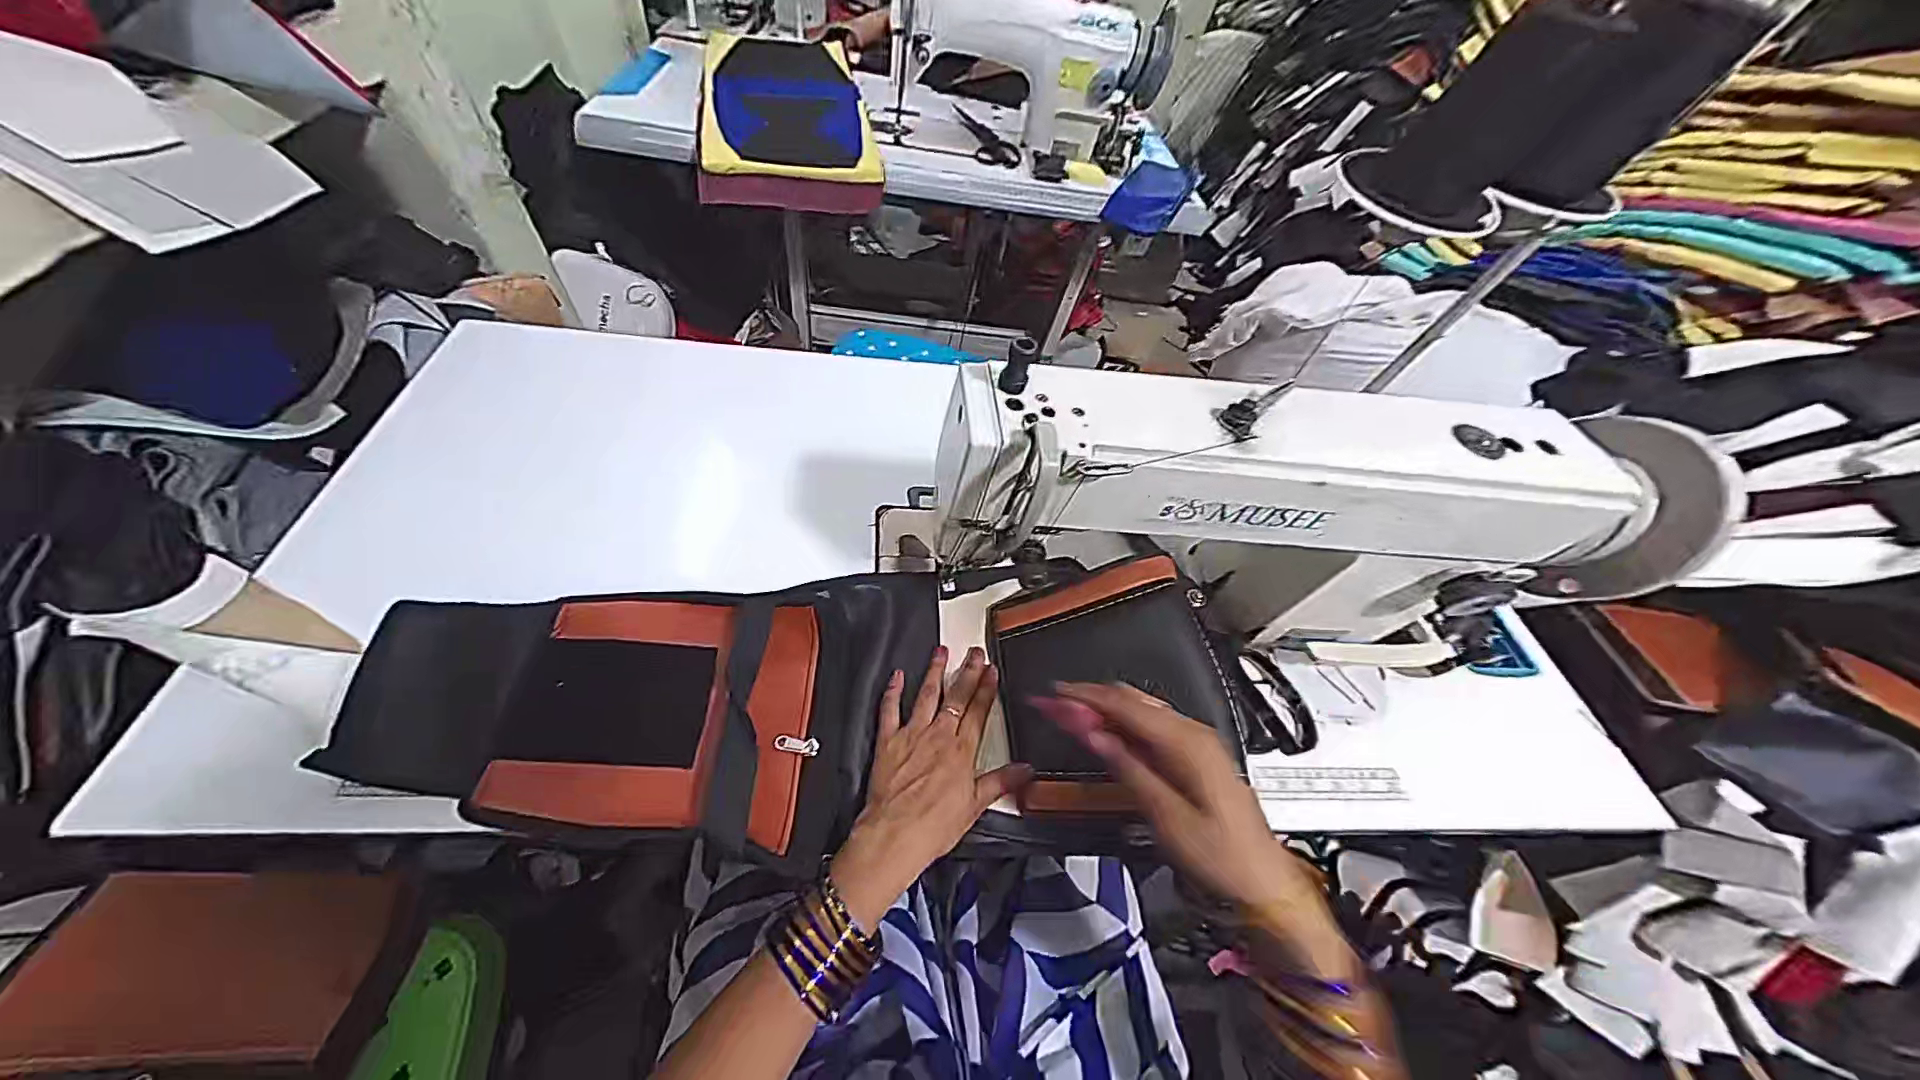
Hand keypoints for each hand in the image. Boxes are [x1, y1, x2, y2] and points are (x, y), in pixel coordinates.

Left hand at [833, 647, 1031, 927]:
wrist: (895, 834)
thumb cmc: (933, 826)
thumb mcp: (975, 805)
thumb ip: (1001, 782)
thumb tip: (1024, 771)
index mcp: (961, 751)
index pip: (979, 711)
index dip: (987, 688)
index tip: (991, 670)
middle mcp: (938, 737)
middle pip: (957, 696)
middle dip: (968, 672)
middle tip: (974, 653)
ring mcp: (912, 735)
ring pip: (927, 695)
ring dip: (935, 671)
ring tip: (941, 653)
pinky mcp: (888, 741)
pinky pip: (890, 710)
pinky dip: (893, 691)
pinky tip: (896, 676)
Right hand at [1036, 683, 1352, 975]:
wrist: (1264, 883)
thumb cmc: (1224, 857)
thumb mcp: (1166, 816)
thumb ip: (1128, 768)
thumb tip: (1095, 736)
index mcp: (1187, 742)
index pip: (1123, 704)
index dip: (1083, 696)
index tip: (1054, 695)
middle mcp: (1194, 735)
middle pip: (1131, 700)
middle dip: (1089, 699)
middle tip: (1055, 704)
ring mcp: (1196, 744)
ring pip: (1139, 711)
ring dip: (1103, 710)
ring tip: (1070, 715)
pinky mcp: (1194, 756)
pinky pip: (1150, 728)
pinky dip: (1121, 725)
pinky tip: (1104, 732)